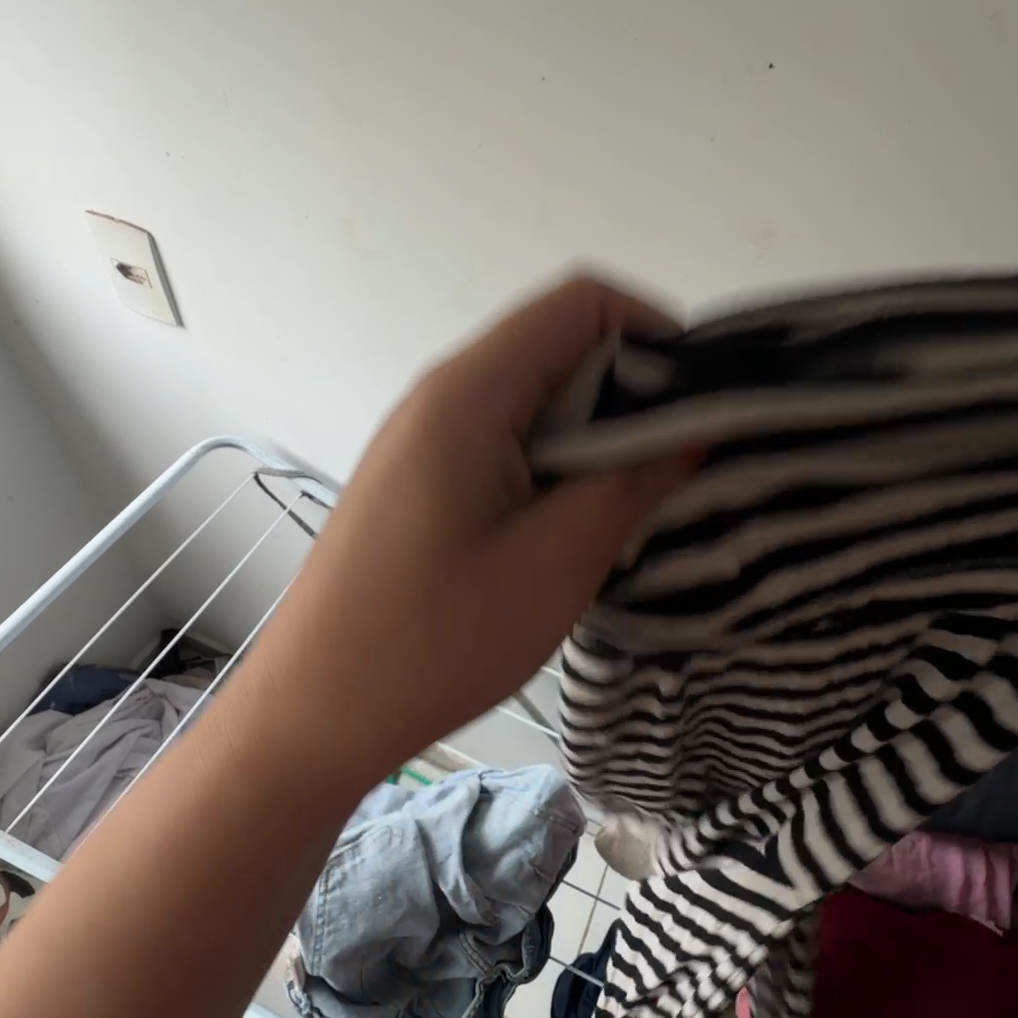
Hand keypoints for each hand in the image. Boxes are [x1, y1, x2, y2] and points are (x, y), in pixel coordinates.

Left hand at [251, 277, 697, 778]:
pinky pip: (503, 440)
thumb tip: (693, 431)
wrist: (315, 714)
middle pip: (556, 346)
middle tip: (683, 460)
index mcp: (470, 391)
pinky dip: (555, 461)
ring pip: (532, 398)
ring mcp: (422, 438)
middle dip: (632, 389)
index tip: (703, 402)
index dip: (655, 334)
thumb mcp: (557, 560)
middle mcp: (440, 395)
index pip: (580, 303)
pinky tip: (575, 521)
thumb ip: (634, 482)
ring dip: (595, 433)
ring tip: (638, 496)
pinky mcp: (418, 479)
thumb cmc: (436, 639)